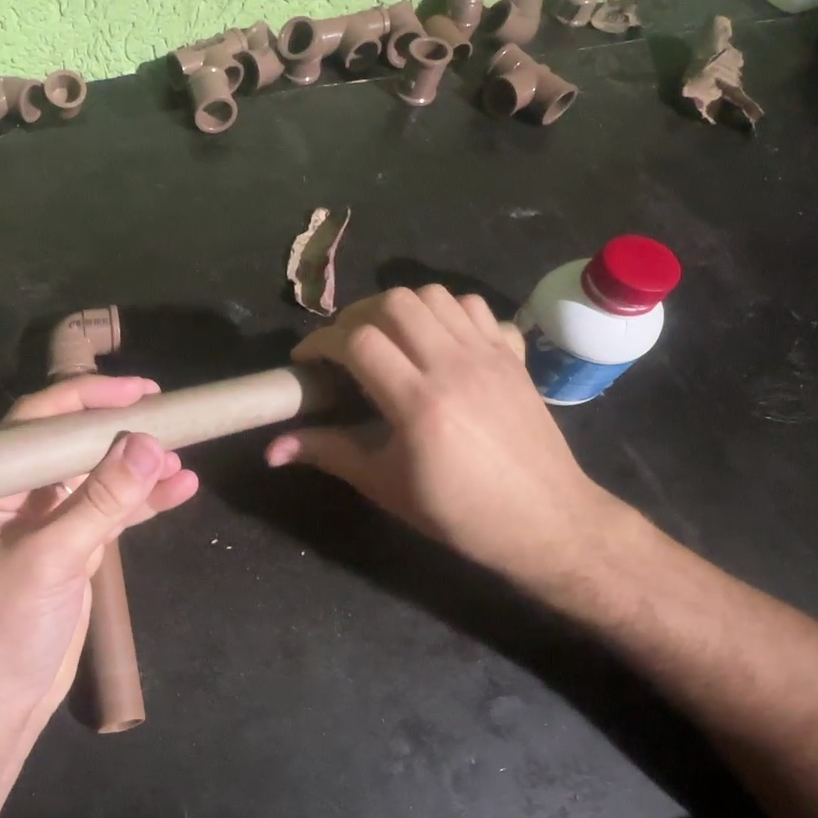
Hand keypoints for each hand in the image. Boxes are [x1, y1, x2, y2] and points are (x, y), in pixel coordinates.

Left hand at [0, 375, 199, 745]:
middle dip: (120, 430)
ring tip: (184, 456)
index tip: (139, 392)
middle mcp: (18, 495)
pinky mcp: (74, 548)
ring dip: (139, 467)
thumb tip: (149, 444)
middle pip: (72, 445)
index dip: (86, 398)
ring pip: (98, 478)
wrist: (2, 702)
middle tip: (169, 414)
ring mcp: (48, 522)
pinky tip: (180, 489)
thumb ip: (101, 500)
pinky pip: (112, 513)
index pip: (36, 423)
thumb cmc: (6, 627)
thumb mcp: (53, 557)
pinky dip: (143, 502)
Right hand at [265, 286, 621, 583]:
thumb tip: (271, 450)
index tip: (305, 363)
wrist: (546, 521)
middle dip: (356, 317)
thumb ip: (328, 453)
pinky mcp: (514, 355)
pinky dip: (446, 312)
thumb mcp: (384, 485)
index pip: (357, 341)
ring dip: (400, 309)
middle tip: (343, 348)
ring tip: (386, 339)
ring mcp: (489, 355)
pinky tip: (435, 342)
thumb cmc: (458, 512)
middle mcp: (454, 366)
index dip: (320, 343)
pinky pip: (474, 308)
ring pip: (434, 296)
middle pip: (394, 303)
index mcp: (418, 402)